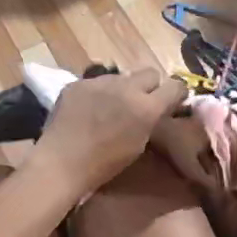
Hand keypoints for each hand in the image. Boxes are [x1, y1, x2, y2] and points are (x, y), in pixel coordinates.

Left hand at [33, 69, 187, 197]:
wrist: (61, 162)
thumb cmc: (104, 164)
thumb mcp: (138, 144)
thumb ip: (150, 120)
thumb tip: (155, 109)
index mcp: (146, 107)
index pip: (175, 86)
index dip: (176, 94)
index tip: (171, 102)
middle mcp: (126, 87)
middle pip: (150, 73)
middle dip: (150, 86)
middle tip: (140, 102)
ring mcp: (99, 81)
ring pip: (121, 76)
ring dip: (122, 88)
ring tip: (110, 106)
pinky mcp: (78, 82)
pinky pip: (96, 82)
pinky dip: (97, 93)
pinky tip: (87, 109)